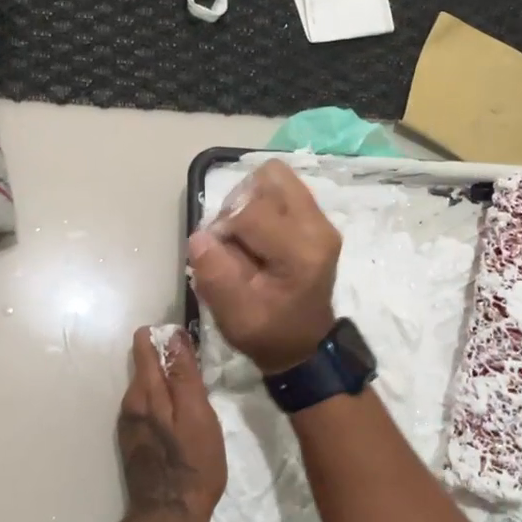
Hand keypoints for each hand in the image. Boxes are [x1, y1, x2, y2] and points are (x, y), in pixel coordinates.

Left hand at [119, 326, 225, 521]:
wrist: (169, 515)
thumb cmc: (193, 463)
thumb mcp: (198, 415)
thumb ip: (184, 375)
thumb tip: (174, 337)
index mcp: (146, 392)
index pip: (146, 347)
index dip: (163, 337)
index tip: (181, 334)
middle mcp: (131, 402)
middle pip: (145, 367)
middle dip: (164, 358)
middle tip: (193, 363)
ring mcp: (129, 424)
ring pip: (146, 388)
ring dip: (163, 382)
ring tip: (190, 388)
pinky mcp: (133, 442)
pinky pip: (146, 408)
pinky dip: (160, 403)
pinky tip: (178, 415)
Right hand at [187, 159, 341, 374]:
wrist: (303, 344)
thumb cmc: (268, 333)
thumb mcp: (235, 317)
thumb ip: (215, 276)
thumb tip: (200, 237)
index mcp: (302, 252)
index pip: (251, 213)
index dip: (224, 228)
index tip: (218, 253)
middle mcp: (318, 227)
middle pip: (268, 180)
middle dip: (238, 205)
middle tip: (230, 239)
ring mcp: (321, 219)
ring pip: (276, 177)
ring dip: (249, 199)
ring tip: (241, 234)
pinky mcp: (316, 217)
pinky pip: (283, 187)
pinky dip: (261, 202)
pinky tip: (255, 233)